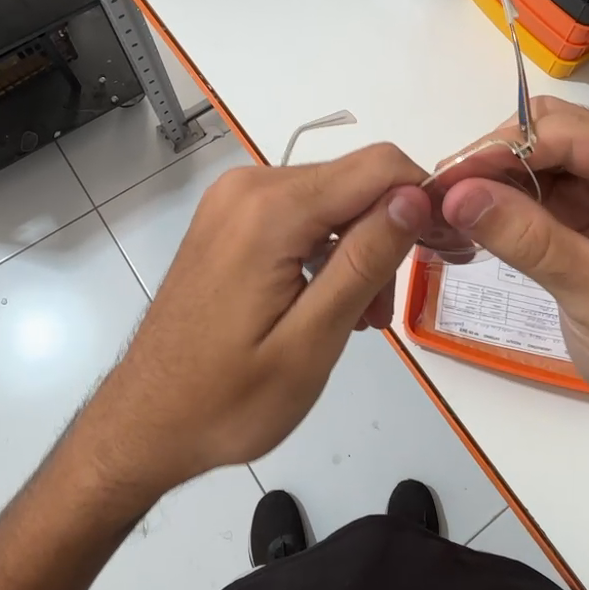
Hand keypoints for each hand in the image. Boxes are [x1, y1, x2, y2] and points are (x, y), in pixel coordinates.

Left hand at [70, 144, 429, 499]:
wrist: (144, 423)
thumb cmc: (227, 399)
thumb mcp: (312, 340)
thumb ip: (365, 261)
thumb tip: (415, 196)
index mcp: (271, 208)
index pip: (380, 166)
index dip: (425, 199)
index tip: (445, 252)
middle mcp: (250, 185)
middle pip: (356, 182)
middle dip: (388, 235)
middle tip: (383, 312)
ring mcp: (235, 200)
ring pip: (333, 200)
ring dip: (359, 250)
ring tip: (357, 319)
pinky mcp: (230, 219)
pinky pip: (301, 215)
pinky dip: (327, 251)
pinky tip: (325, 302)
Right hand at [438, 97, 588, 424]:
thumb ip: (526, 238)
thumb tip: (455, 194)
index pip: (571, 134)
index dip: (506, 147)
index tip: (449, 175)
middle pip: (553, 132)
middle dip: (497, 155)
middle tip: (444, 187)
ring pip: (539, 155)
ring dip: (494, 174)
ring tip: (447, 201)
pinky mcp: (588, 210)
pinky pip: (537, 185)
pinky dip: (503, 196)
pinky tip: (470, 214)